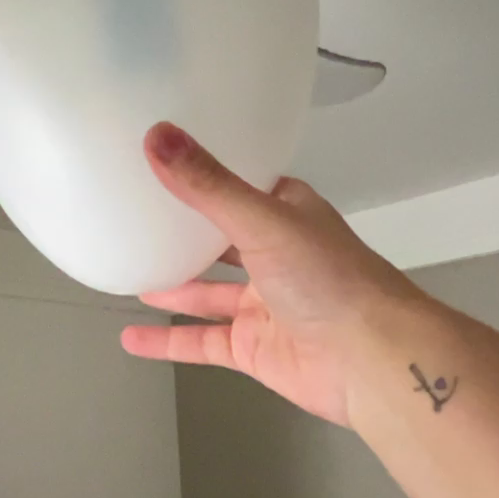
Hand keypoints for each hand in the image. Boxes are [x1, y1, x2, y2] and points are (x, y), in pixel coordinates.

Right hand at [121, 123, 431, 426]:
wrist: (370, 360)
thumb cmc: (328, 279)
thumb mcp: (264, 221)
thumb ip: (207, 185)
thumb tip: (156, 137)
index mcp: (286, 215)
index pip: (241, 185)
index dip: (205, 172)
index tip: (162, 159)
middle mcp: (275, 256)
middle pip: (220, 241)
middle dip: (184, 233)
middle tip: (135, 217)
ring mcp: (263, 305)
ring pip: (207, 294)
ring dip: (171, 287)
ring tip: (128, 274)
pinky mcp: (252, 348)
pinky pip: (200, 341)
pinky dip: (167, 341)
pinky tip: (131, 338)